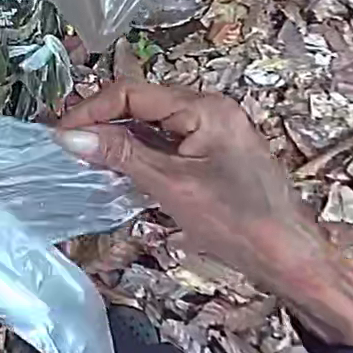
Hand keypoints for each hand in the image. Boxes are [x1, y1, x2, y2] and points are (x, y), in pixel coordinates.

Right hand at [56, 82, 352, 347]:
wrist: (292, 259)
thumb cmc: (237, 222)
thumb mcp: (172, 186)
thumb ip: (120, 156)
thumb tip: (69, 137)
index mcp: (203, 107)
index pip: (131, 93)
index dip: (90, 110)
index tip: (60, 135)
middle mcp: (207, 109)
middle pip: (140, 103)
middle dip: (101, 121)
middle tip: (67, 147)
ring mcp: (210, 130)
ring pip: (150, 123)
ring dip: (117, 138)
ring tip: (85, 158)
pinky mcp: (210, 152)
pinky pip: (164, 141)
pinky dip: (138, 152)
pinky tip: (117, 168)